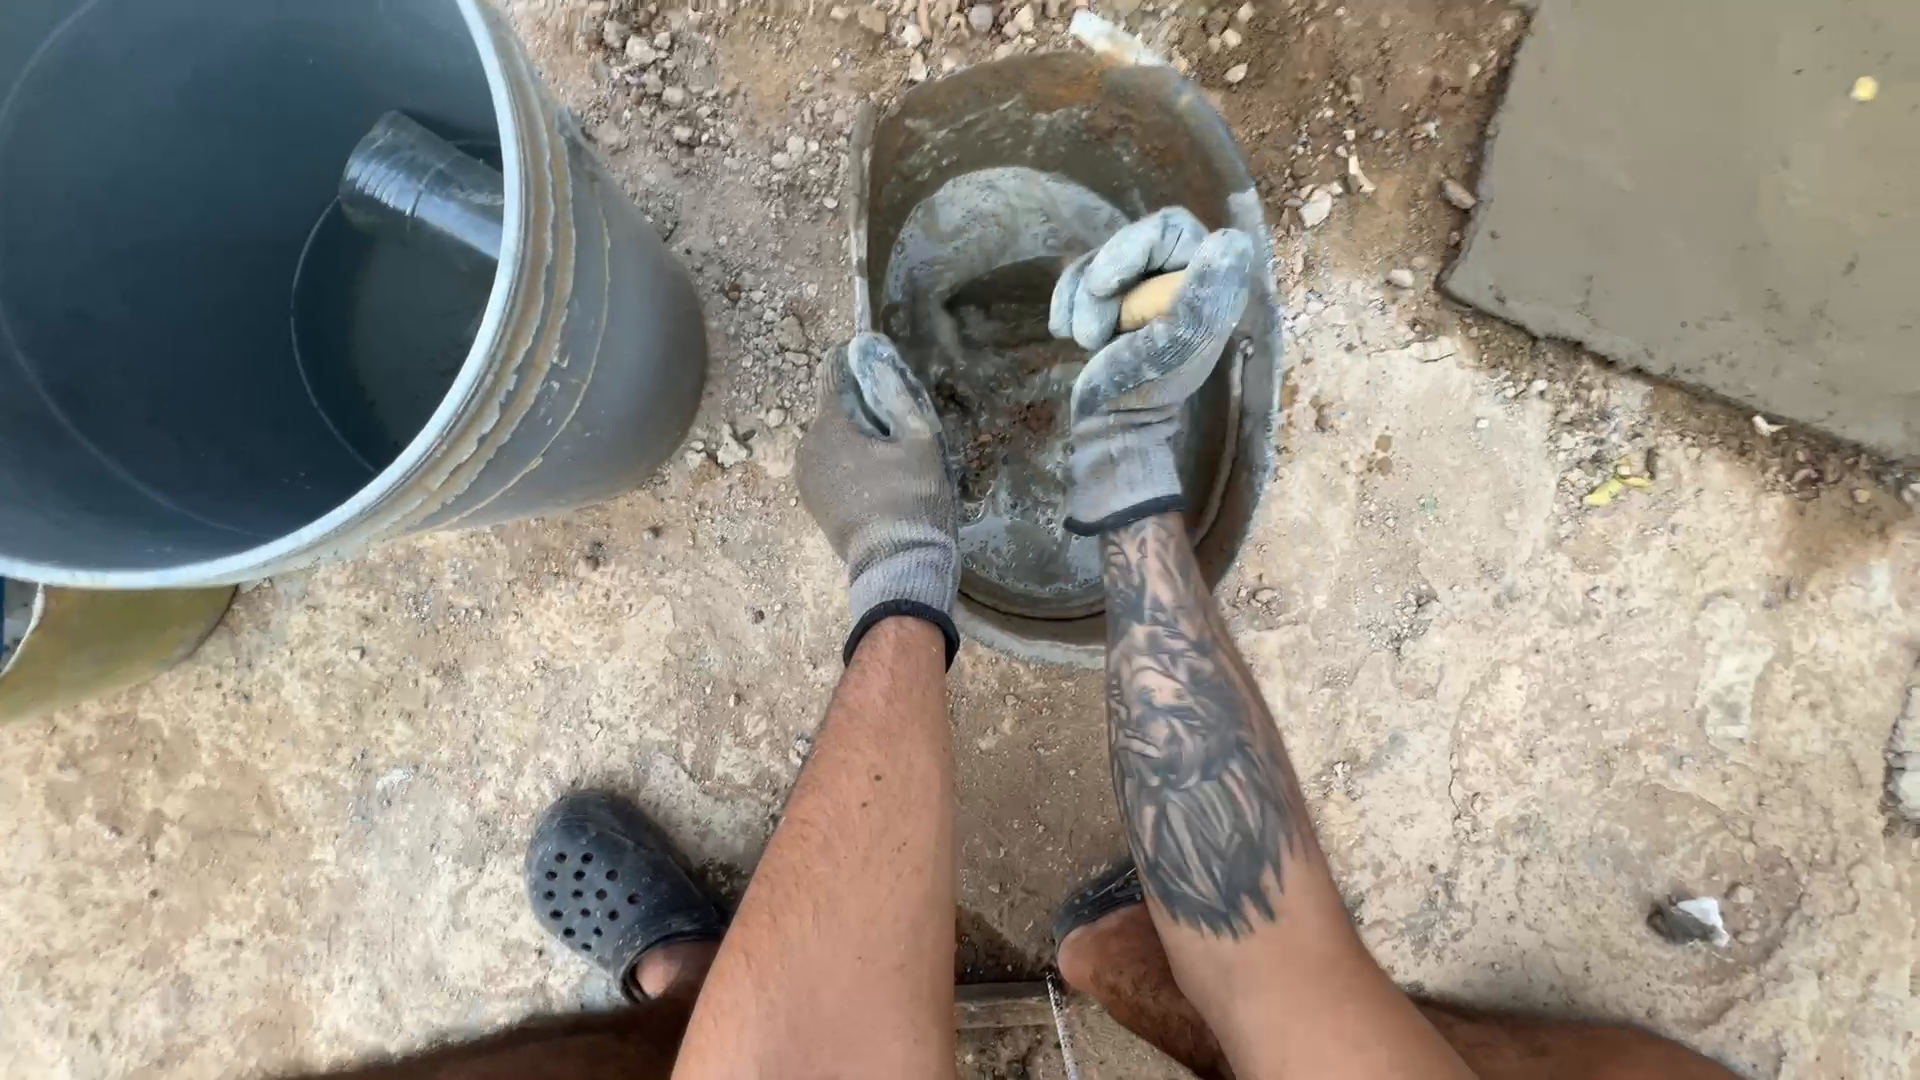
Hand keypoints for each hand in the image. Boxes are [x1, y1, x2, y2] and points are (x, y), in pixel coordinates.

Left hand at [798, 333, 960, 665]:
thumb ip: (898, 394)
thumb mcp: (919, 441)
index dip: (856, 365)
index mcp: (829, 424)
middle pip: (834, 411)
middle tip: (896, 425)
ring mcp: (805, 476)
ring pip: (831, 441)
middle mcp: (807, 445)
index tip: (880, 368)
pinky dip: (848, 465)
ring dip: (854, 440)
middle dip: (861, 410)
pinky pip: (829, 467)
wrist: (896, 562)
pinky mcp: (811, 501)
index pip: (834, 375)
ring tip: (889, 457)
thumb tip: (879, 359)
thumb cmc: (912, 497)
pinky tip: (875, 480)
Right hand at [1050, 207, 1254, 533]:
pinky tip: (1062, 332)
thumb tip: (1229, 239)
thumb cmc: (1147, 387)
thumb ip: (1204, 292)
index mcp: (1210, 278)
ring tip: (1083, 341)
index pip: (1169, 228)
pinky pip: (1080, 280)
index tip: (1101, 286)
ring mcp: (1145, 290)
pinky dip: (1066, 303)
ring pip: (1100, 262)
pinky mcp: (1113, 304)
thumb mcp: (1181, 340)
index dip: (1128, 248)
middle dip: (1099, 285)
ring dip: (1080, 300)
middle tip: (1091, 333)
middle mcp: (1182, 276)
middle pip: (1129, 242)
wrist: (1111, 424)